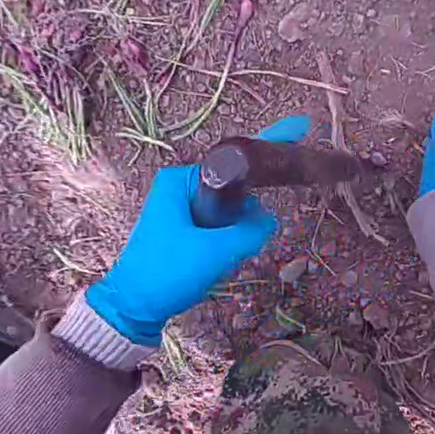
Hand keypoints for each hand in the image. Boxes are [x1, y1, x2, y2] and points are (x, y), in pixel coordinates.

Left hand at [87, 114, 310, 344]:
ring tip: (225, 259)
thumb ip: (251, 231)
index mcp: (182, 180)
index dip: (271, 141)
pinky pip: (221, 225)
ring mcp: (183, 208)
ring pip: (232, 209)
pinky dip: (231, 239)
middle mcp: (182, 186)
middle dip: (250, 211)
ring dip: (240, 230)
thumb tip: (270, 220)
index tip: (302, 125)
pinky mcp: (186, 228)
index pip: (234, 156)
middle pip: (237, 185)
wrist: (132, 308)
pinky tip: (225, 260)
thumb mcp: (215, 251)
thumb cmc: (167, 272)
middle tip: (245, 240)